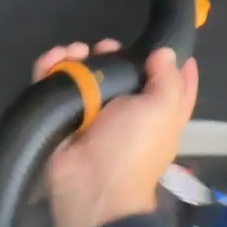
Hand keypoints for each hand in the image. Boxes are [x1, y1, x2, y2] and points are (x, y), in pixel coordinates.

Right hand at [31, 40, 199, 226]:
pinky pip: (52, 79)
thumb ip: (166, 80)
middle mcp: (123, 110)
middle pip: (119, 72)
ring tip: (74, 52)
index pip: (174, 87)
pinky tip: (53, 59)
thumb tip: (165, 53)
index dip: (177, 67)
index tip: (169, 43)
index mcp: (155, 113)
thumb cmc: (132, 147)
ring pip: (83, 71)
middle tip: (105, 47)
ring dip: (76, 55)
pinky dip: (50, 65)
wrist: (89, 182)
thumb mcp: (161, 112)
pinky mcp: (59, 110)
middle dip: (112, 53)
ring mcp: (88, 110)